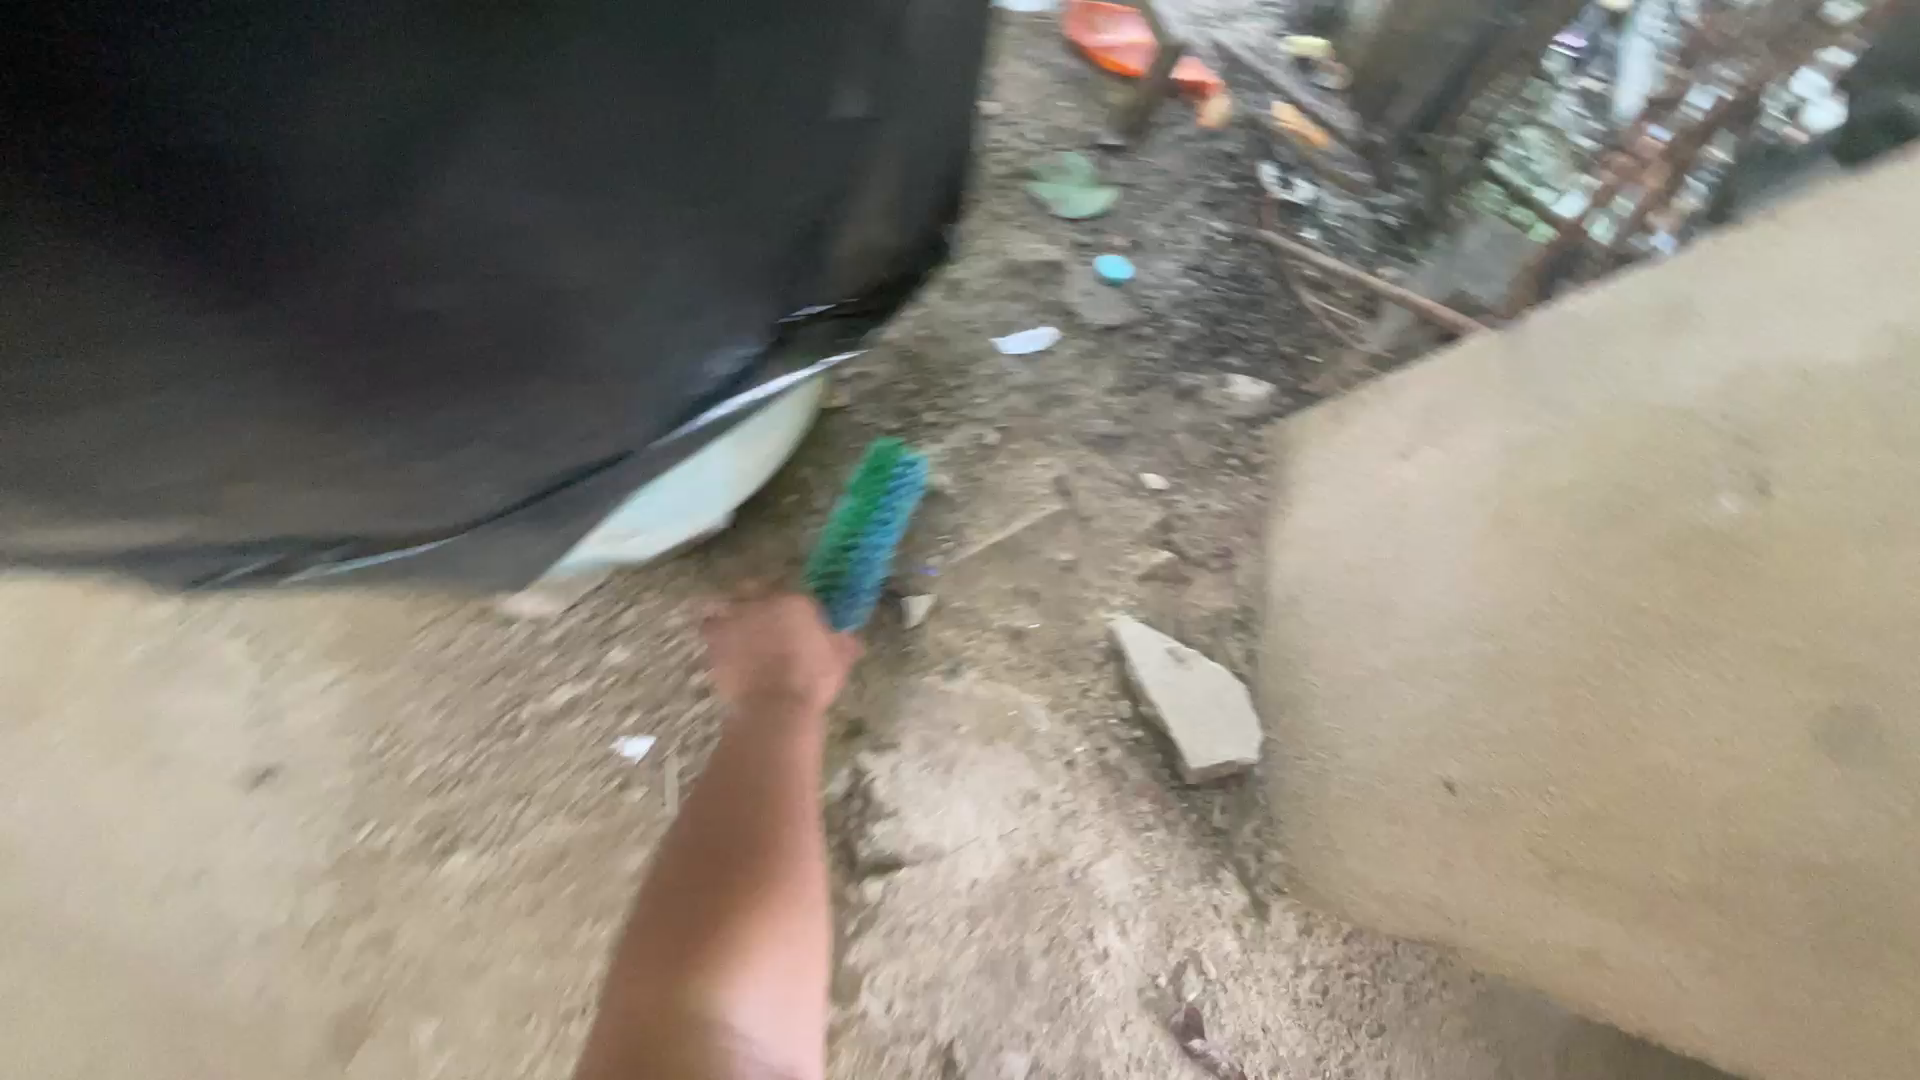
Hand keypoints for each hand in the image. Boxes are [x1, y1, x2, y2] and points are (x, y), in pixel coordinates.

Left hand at [700, 590, 861, 717]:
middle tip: (759, 618)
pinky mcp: (713, 647)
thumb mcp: (840, 660)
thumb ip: (844, 644)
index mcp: (792, 602)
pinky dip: (716, 641)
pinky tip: (725, 654)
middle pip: (748, 590)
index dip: (792, 607)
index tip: (796, 622)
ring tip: (733, 632)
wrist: (775, 706)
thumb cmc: (812, 678)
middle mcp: (758, 605)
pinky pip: (710, 635)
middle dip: (752, 599)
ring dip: (725, 616)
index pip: (792, 594)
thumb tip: (852, 641)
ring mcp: (732, 624)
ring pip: (720, 608)